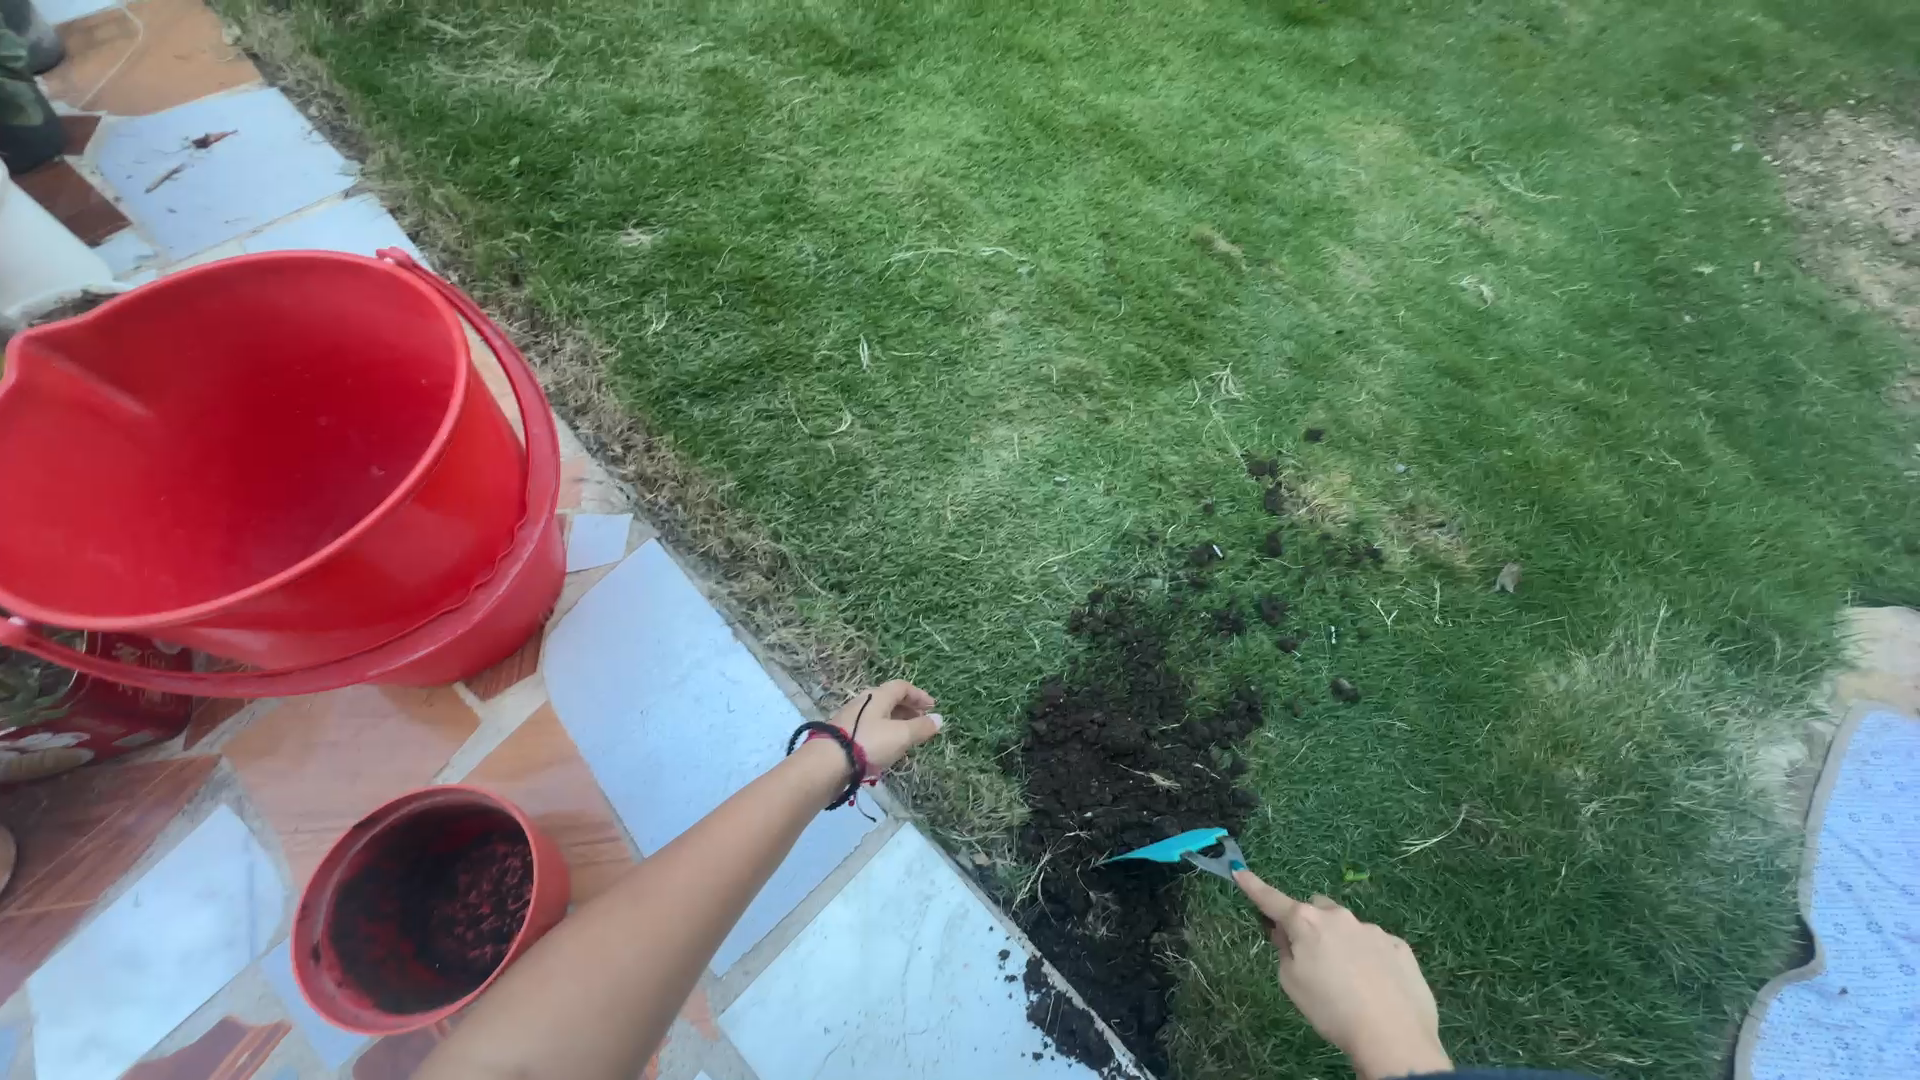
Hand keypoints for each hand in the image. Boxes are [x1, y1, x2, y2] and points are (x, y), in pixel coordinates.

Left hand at [829, 680, 941, 772]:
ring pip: (879, 716)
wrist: (826, 764)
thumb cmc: (868, 743)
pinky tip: (886, 750)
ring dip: (896, 723)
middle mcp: (863, 702)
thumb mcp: (901, 736)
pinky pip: (870, 729)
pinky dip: (884, 734)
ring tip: (907, 738)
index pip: (902, 687)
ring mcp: (850, 718)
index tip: (932, 707)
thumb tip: (939, 718)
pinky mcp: (842, 735)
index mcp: (878, 696)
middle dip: (909, 710)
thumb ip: (921, 727)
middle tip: (922, 722)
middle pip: (890, 700)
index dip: (919, 695)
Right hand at [1234, 870, 1450, 1079]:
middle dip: (1310, 924)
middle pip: (1315, 909)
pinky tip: (1378, 987)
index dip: (1252, 886)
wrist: (1393, 1040)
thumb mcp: (1291, 983)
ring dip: (1342, 942)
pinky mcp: (1401, 947)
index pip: (1271, 899)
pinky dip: (1372, 958)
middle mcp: (1338, 916)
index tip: (1239, 870)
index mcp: (1305, 922)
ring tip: (1352, 982)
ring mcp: (1372, 929)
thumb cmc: (1331, 1011)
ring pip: (1348, 927)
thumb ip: (1284, 950)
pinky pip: (1377, 946)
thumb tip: (1287, 934)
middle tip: (1313, 958)